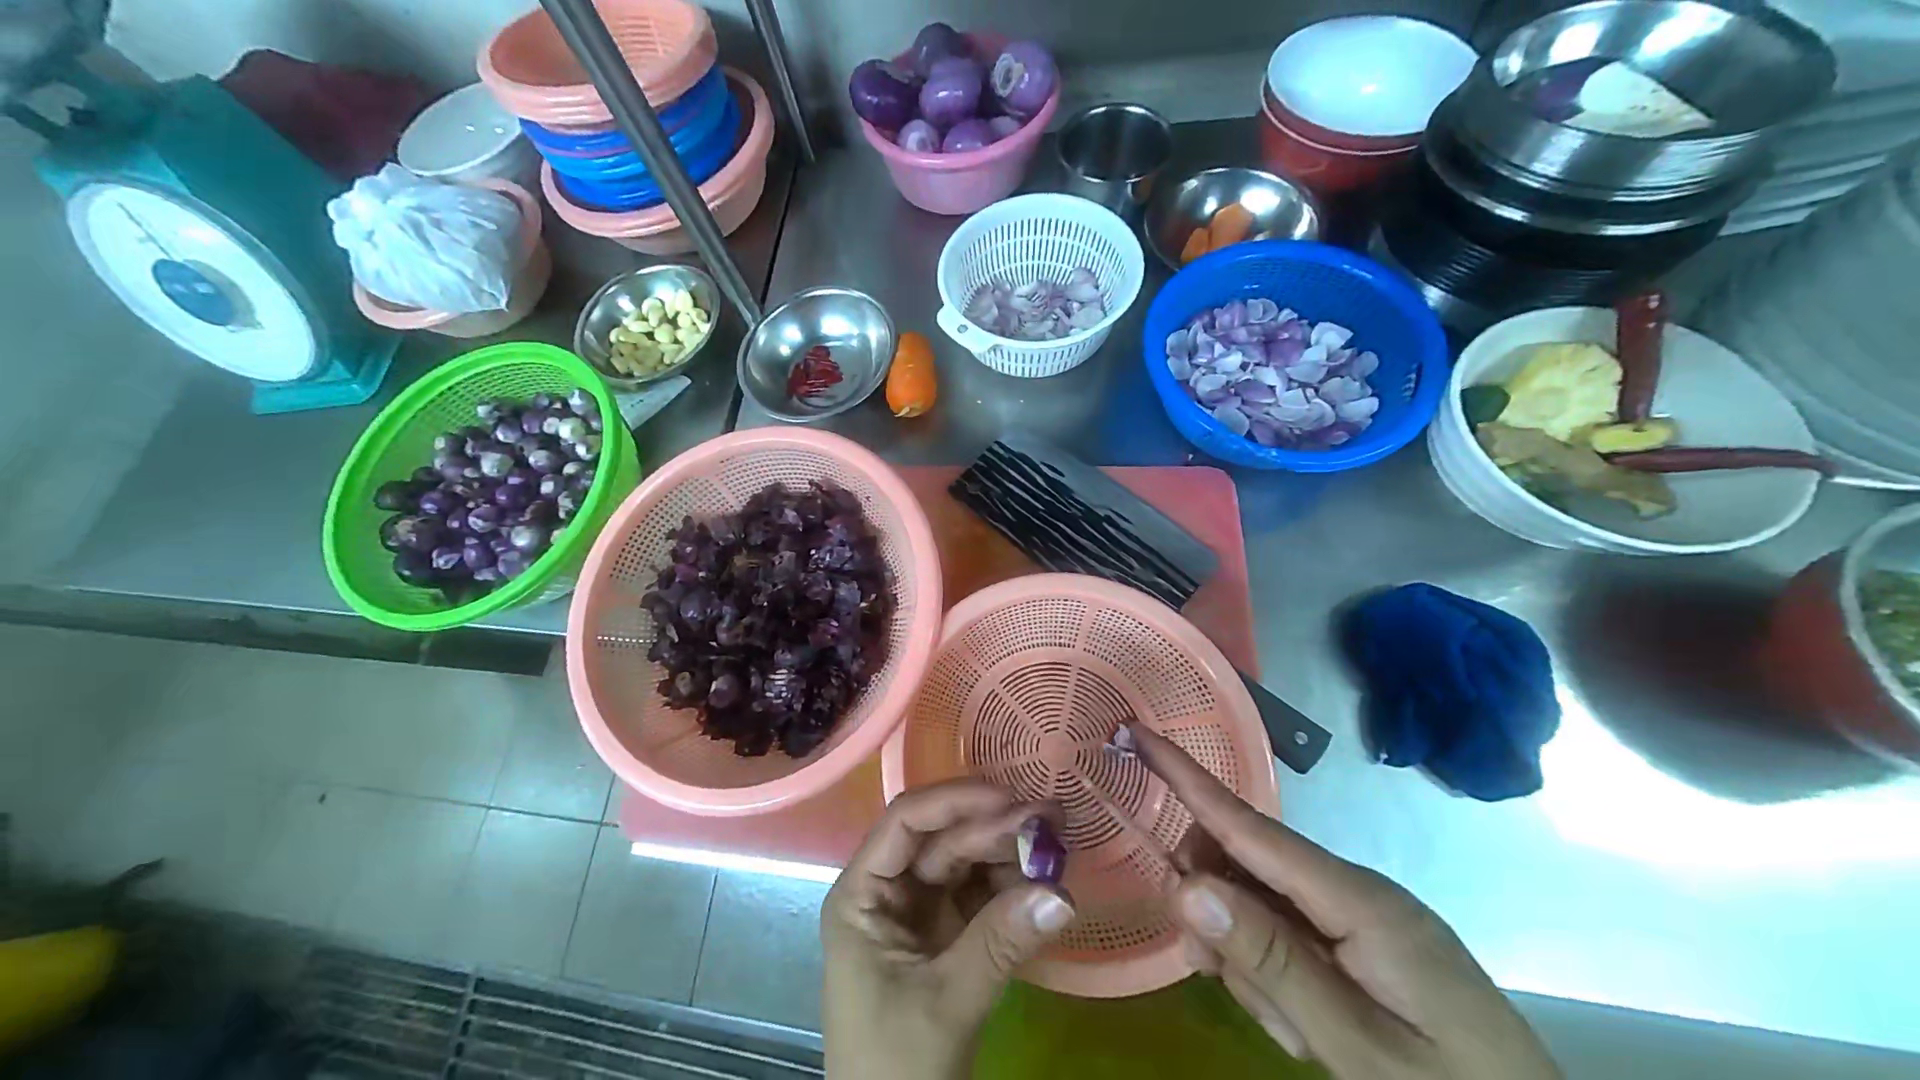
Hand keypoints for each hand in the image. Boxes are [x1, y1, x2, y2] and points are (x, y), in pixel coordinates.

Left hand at [821, 780, 1073, 1079]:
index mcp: (863, 894)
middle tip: (1054, 819)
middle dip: (995, 827)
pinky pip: (981, 896)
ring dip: (1009, 854)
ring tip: (1057, 847)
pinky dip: (1012, 888)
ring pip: (966, 864)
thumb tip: (1063, 894)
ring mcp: (919, 913)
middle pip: (943, 840)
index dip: (955, 801)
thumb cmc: (893, 1066)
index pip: (906, 823)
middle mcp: (889, 892)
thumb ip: (1000, 942)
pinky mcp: (947, 937)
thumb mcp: (945, 1002)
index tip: (1010, 798)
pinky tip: (1043, 882)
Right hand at [1131, 723, 1560, 1078]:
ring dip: (1248, 961)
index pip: (1249, 825)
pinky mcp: (1359, 940)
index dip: (1187, 778)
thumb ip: (1271, 961)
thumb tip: (1188, 885)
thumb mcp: (1357, 1043)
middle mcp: (1352, 889)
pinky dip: (1271, 972)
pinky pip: (1285, 931)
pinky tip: (1300, 1022)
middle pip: (1243, 867)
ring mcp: (1357, 914)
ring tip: (1292, 1028)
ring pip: (1256, 904)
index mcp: (1357, 898)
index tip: (1139, 735)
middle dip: (1216, 913)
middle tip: (1223, 980)